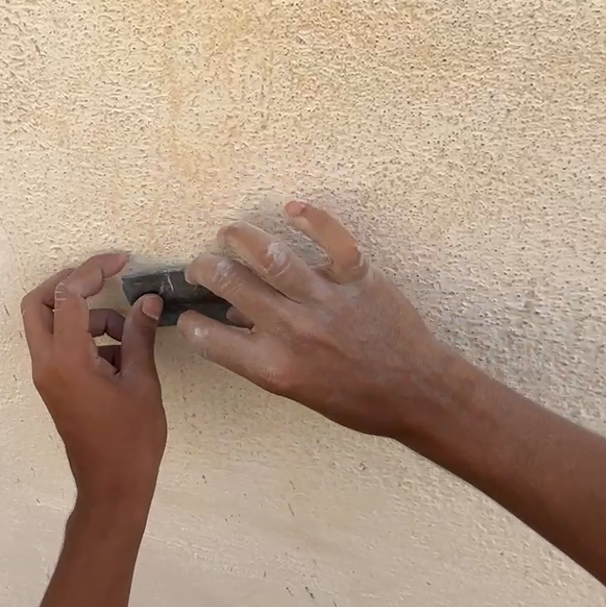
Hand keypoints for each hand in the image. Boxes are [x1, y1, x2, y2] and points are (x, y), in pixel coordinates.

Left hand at [20, 253, 167, 508]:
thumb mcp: (142, 383)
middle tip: (104, 278)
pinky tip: (121, 354)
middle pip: (38, 303)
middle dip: (69, 283)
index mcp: (66, 361)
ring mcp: (47, 375)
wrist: (112, 489)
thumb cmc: (131, 441)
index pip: (68, 296)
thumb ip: (140, 336)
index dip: (93, 270)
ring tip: (127, 333)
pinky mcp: (55, 384)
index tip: (121, 261)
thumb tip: (147, 300)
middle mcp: (47, 364)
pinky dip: (86, 336)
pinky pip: (61, 344)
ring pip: (48, 323)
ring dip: (85, 314)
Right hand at [176, 202, 469, 442]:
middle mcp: (293, 331)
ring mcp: (325, 301)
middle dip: (205, 268)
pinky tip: (291, 209)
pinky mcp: (357, 278)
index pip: (212, 339)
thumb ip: (260, 354)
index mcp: (274, 366)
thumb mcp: (297, 388)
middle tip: (201, 264)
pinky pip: (331, 239)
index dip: (191, 323)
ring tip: (228, 232)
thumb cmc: (355, 397)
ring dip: (241, 237)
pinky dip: (311, 218)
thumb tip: (232, 316)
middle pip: (231, 284)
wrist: (417, 393)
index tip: (188, 312)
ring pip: (271, 256)